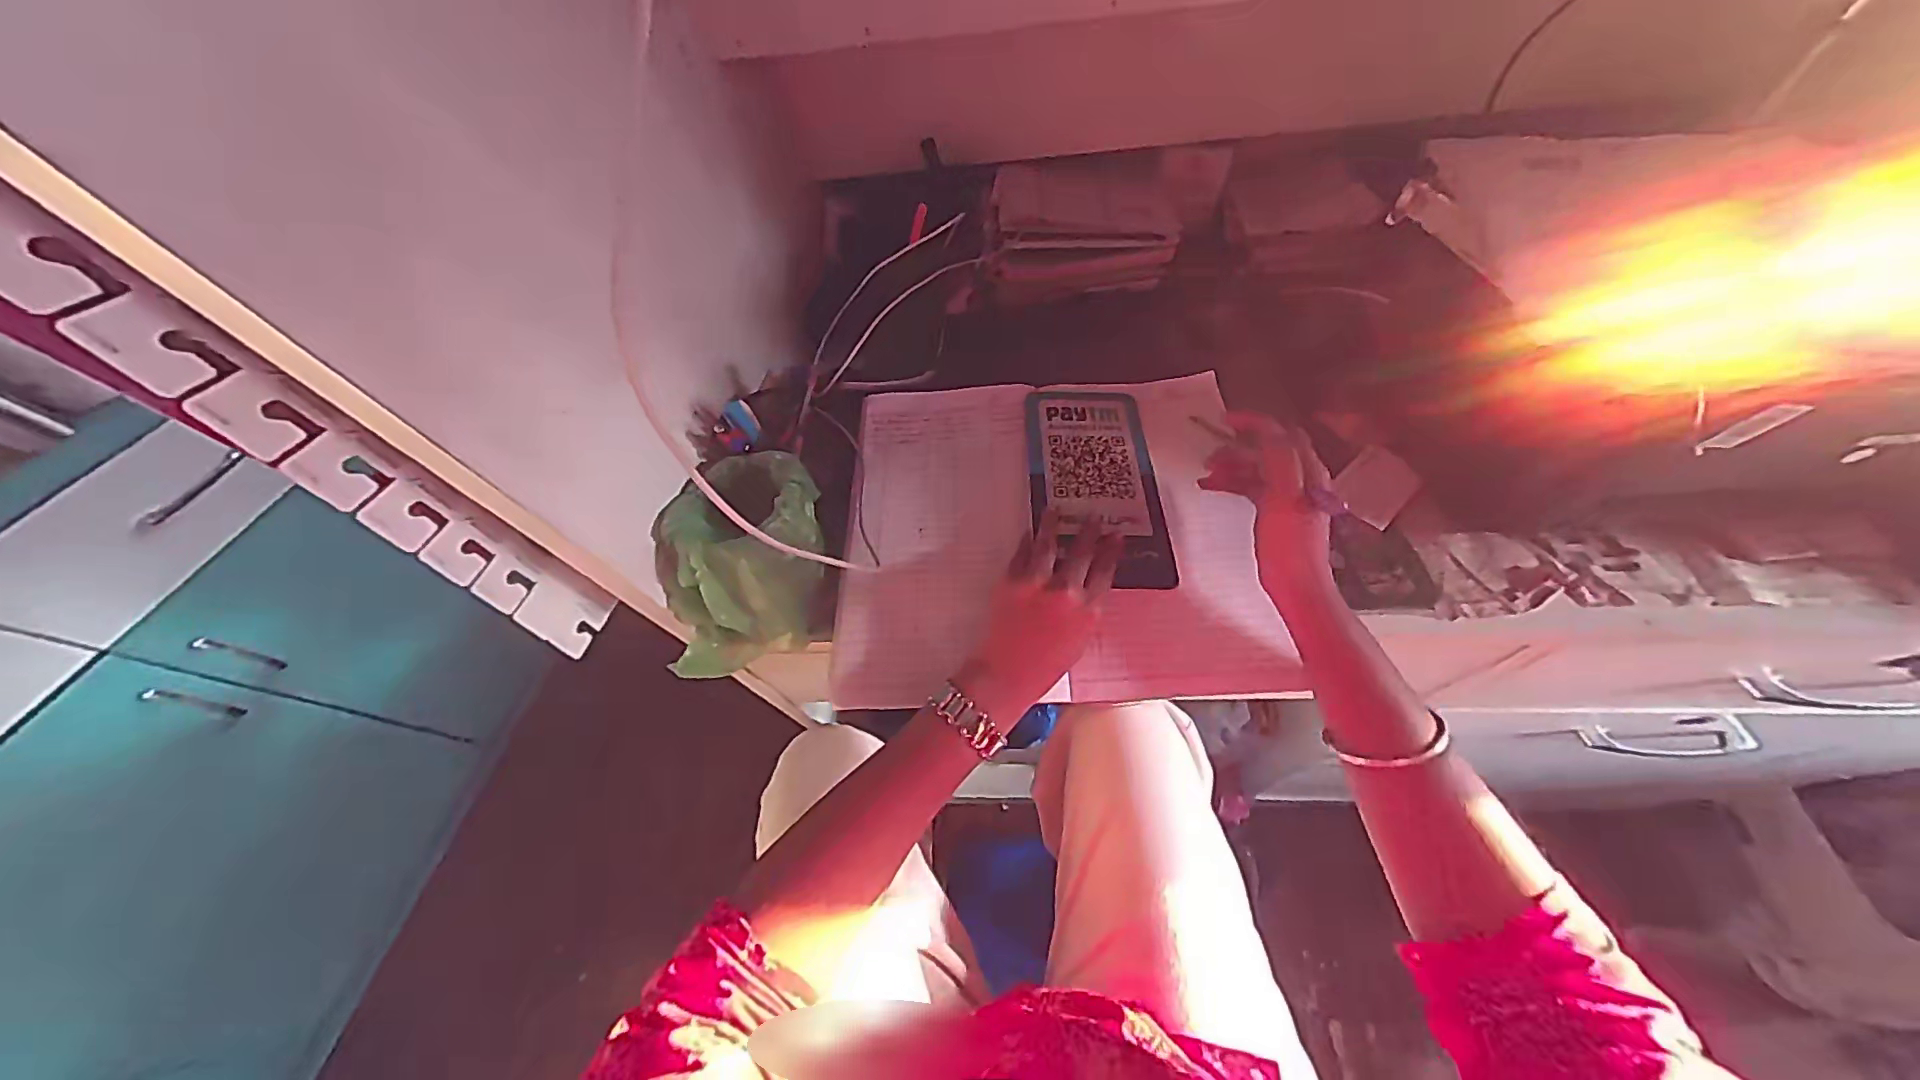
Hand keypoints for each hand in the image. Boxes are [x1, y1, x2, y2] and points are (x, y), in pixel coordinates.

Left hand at [954, 510, 1121, 717]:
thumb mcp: (1078, 642)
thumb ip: (1085, 613)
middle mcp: (1066, 593)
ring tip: (1055, 511)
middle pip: (1082, 553)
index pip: (1105, 573)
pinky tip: (1029, 532)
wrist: (1006, 673)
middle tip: (1094, 517)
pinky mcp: (1011, 581)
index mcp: (1088, 612)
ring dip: (1053, 525)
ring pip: (1049, 545)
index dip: (1111, 552)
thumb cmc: (1044, 667)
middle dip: (1090, 532)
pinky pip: (1021, 553)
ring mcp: (1037, 584)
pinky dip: (1027, 541)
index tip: (1116, 537)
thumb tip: (1085, 589)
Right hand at [1197, 412, 1334, 594]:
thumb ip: (1279, 462)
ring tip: (1207, 473)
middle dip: (1237, 447)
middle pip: (1267, 449)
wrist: (1296, 586)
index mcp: (1308, 472)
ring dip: (1232, 466)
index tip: (1224, 420)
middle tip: (1210, 455)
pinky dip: (1234, 482)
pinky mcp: (1277, 511)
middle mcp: (1302, 478)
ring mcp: (1289, 495)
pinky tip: (1214, 487)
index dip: (1254, 422)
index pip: (1280, 434)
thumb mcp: (1283, 499)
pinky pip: (1253, 486)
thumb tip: (1268, 432)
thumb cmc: (1289, 548)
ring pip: (1258, 468)